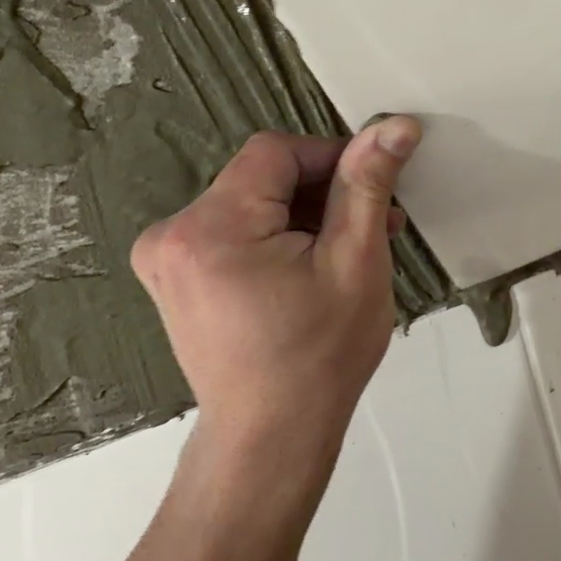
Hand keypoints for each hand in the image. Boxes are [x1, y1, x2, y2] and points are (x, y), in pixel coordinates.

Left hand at [130, 117, 421, 465]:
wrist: (272, 435)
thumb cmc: (319, 354)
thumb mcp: (356, 261)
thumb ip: (367, 185)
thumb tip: (394, 125)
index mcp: (210, 227)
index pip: (277, 151)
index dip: (332, 158)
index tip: (376, 189)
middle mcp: (171, 234)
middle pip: (262, 177)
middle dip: (324, 193)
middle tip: (378, 226)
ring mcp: (166, 259)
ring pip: (252, 203)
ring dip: (306, 216)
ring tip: (352, 252)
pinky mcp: (175, 278)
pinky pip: (234, 231)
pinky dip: (278, 237)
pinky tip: (314, 266)